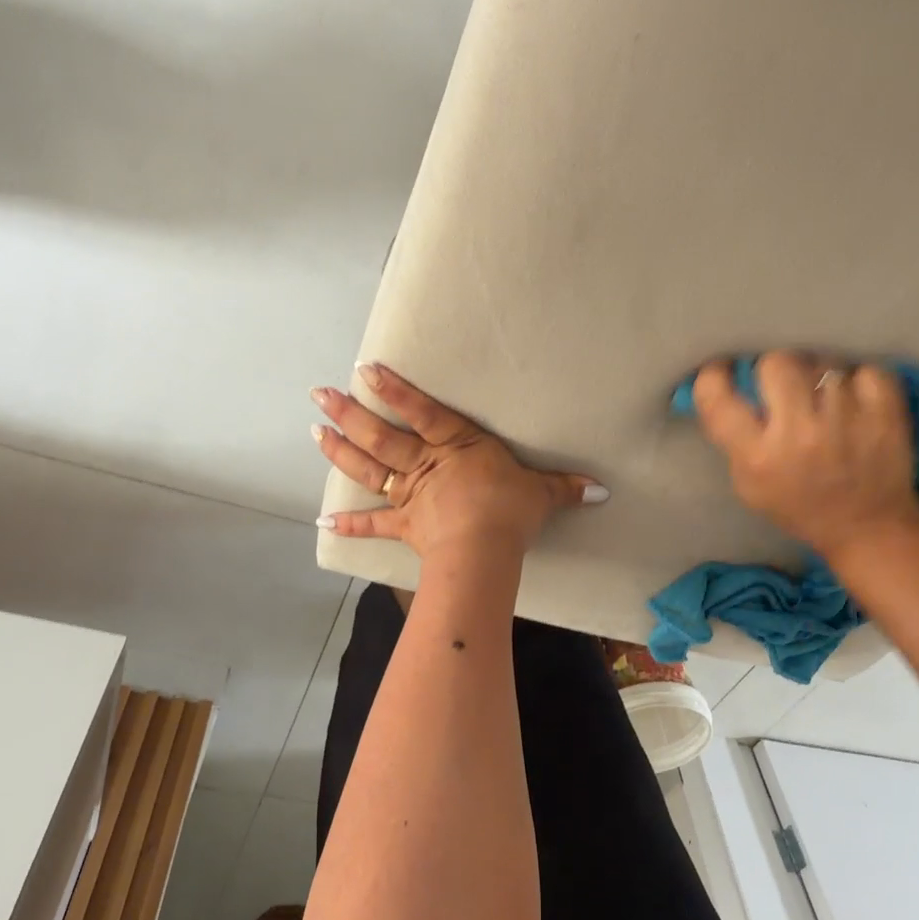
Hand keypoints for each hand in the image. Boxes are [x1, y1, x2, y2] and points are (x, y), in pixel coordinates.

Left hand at [312, 363, 606, 558]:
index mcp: (457, 446)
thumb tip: (602, 489)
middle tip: (320, 394)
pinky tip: (324, 523)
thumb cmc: (509, 512)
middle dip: (349, 413)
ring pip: (369, 469)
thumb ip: (565, 487)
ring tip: (316, 431)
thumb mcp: (541, 494)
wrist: (485, 551)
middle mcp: (427, 465)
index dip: (393, 390)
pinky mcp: (405, 527)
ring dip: (340, 451)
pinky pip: (373, 525)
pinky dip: (349, 525)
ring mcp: (410, 496)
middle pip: (381, 436)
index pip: (421, 411)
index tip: (365, 369)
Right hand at [693, 352, 918, 562]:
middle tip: (782, 385)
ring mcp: (847, 419)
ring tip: (821, 395)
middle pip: (776, 362)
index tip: (723, 369)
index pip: (717, 396)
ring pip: (820, 361)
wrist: (867, 526)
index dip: (714, 375)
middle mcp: (799, 434)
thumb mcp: (748, 484)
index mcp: (758, 457)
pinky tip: (855, 399)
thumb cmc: (799, 506)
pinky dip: (858, 380)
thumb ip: (735, 438)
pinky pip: (863, 369)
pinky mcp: (885, 411)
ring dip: (816, 374)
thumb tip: (726, 384)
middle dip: (774, 370)